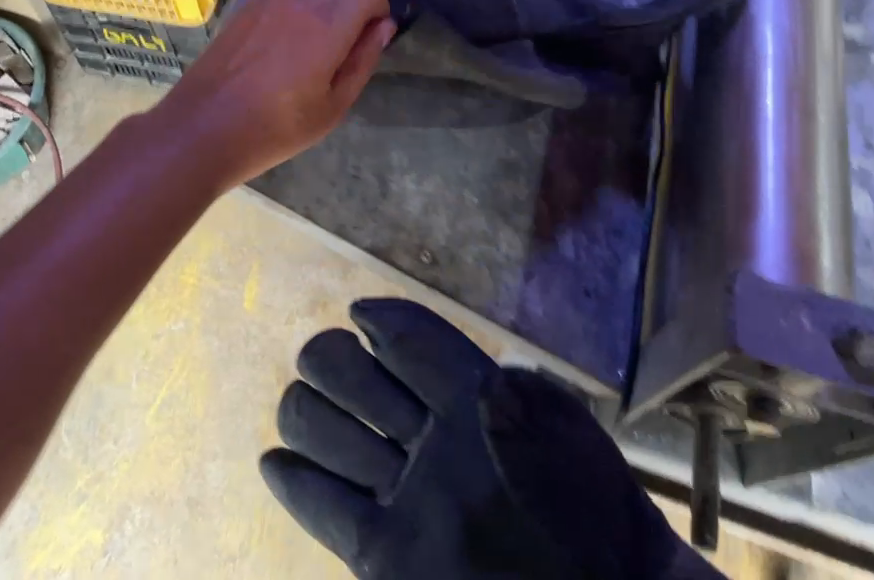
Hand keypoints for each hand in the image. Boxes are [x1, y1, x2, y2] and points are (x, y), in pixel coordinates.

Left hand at [152, 0, 392, 185]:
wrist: (200, 131)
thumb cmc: (274, 129)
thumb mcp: (332, 106)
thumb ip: (362, 60)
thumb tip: (382, 26)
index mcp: (324, 21)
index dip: (378, 9)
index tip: (367, 44)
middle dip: (355, 6)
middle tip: (344, 54)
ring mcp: (265, 2)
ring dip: (326, 11)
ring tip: (312, 60)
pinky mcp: (243, 13)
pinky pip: (285, 2)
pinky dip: (298, 17)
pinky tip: (283, 58)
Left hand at [261, 299, 716, 579]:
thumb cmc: (593, 516)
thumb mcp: (559, 425)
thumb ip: (490, 383)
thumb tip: (410, 342)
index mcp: (487, 400)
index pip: (400, 333)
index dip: (373, 318)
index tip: (362, 318)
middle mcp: (441, 444)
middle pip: (334, 366)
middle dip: (326, 359)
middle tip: (333, 369)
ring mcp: (410, 502)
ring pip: (309, 421)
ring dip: (304, 410)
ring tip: (312, 413)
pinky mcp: (387, 559)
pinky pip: (313, 499)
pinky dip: (288, 475)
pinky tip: (280, 466)